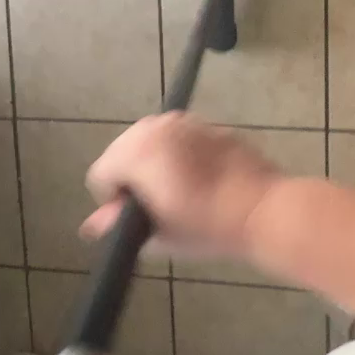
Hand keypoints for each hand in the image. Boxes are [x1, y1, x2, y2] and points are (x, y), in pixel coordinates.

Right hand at [80, 113, 283, 259]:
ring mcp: (186, 120)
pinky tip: (200, 176)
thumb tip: (92, 225)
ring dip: (154, 161)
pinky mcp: (210, 124)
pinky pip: (180, 137)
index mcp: (136, 151)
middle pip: (122, 150)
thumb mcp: (158, 233)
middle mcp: (156, 127)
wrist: (262, 208)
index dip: (114, 200)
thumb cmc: (206, 226)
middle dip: (131, 175)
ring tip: (178, 190)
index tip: (137, 217)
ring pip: (151, 140)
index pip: (102, 173)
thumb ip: (117, 224)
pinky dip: (179, 152)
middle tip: (156, 205)